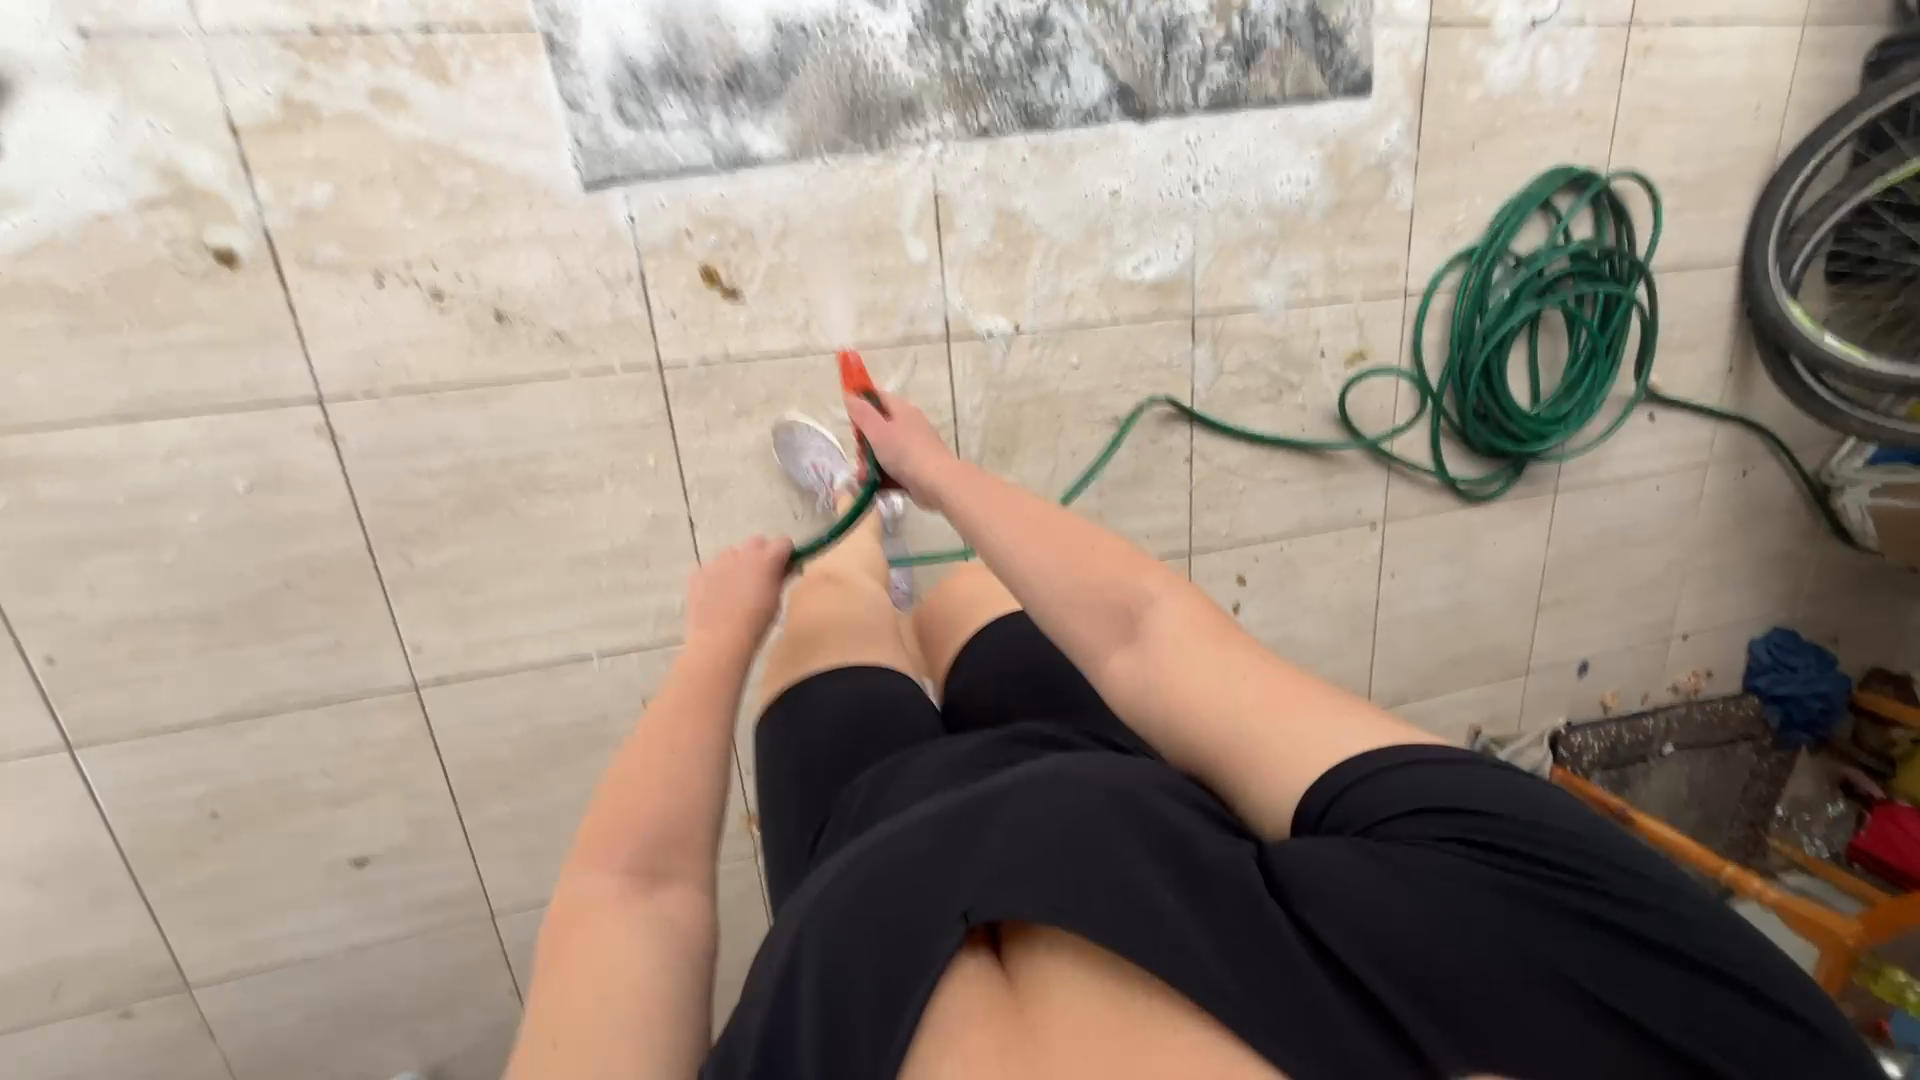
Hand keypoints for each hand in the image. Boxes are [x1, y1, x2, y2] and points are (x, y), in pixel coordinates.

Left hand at [684, 536, 790, 654]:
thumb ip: (780, 577)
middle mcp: (742, 553)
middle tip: (759, 578)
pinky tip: (716, 598)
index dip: (785, 553)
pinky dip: (716, 578)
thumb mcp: (776, 599)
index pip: (783, 542)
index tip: (784, 568)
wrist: (719, 639)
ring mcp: (717, 561)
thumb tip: (784, 567)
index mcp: (766, 559)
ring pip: (732, 554)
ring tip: (734, 591)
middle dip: (760, 555)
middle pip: (756, 542)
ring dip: (737, 565)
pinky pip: (712, 568)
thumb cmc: (756, 623)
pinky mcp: (698, 572)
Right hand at [845, 390, 960, 509]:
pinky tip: (873, 485)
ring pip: (883, 452)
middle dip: (863, 445)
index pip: (879, 398)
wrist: (937, 483)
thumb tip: (850, 395)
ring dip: (869, 464)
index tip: (850, 418)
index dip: (862, 403)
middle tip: (860, 456)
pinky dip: (882, 476)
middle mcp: (909, 426)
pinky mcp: (915, 469)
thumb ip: (862, 413)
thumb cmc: (905, 453)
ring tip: (864, 477)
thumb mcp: (878, 431)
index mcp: (902, 411)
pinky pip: (892, 469)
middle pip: (878, 429)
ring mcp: (914, 449)